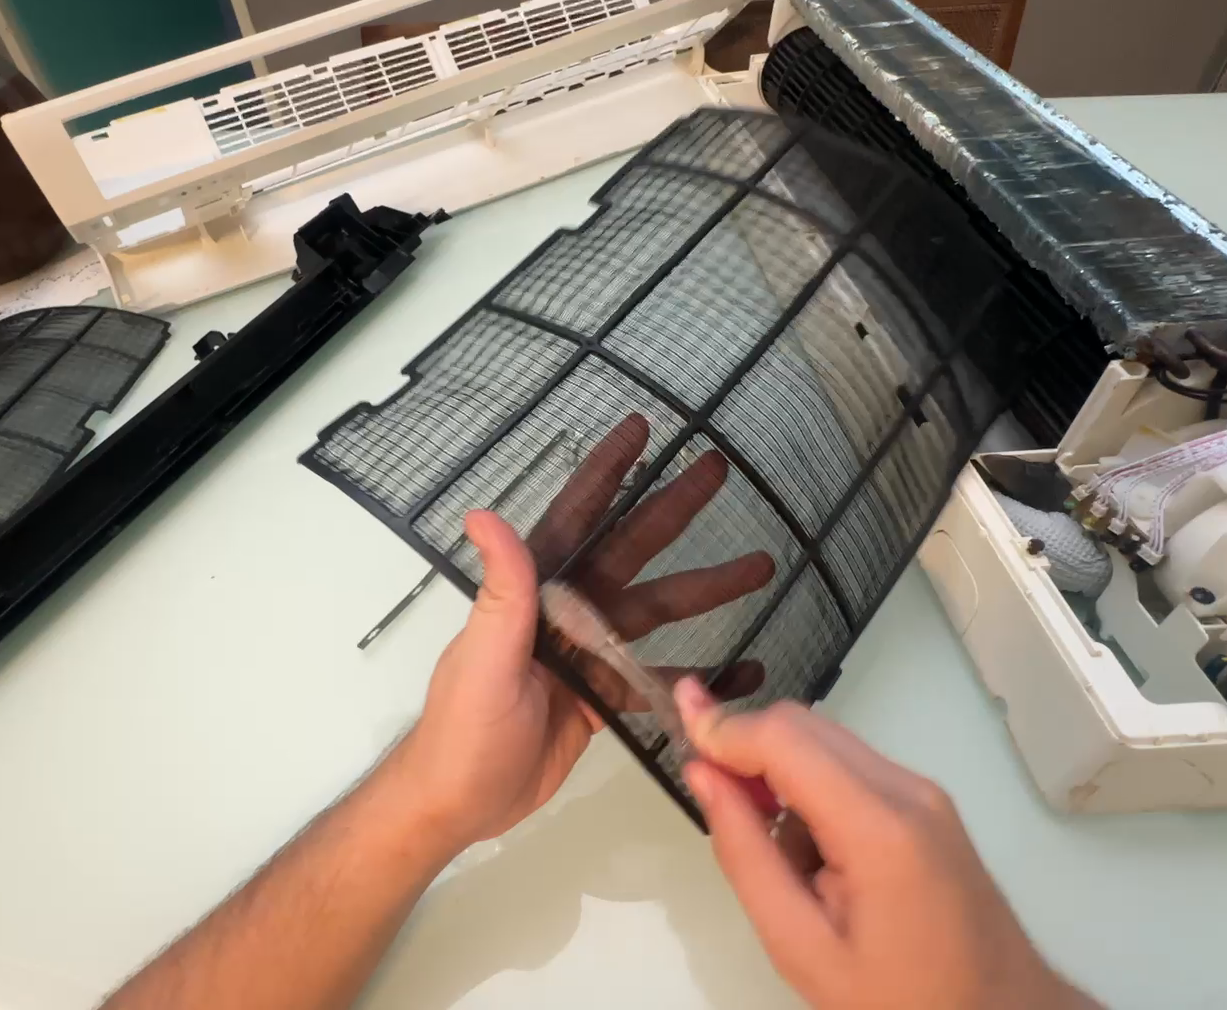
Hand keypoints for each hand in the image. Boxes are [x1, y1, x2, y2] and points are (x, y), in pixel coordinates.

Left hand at [395, 415, 774, 848]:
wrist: (464, 799)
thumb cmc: (465, 722)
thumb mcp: (483, 652)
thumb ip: (501, 589)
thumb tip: (483, 512)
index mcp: (536, 588)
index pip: (577, 516)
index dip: (607, 470)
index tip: (640, 427)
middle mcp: (568, 608)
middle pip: (631, 549)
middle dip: (673, 509)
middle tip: (718, 469)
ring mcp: (588, 651)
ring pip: (657, 609)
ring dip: (706, 587)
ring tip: (762, 564)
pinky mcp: (603, 695)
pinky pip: (660, 677)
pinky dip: (699, 674)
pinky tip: (743, 671)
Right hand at [674, 680, 1096, 1009]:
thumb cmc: (900, 1003)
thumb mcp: (800, 947)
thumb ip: (743, 852)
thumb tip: (701, 773)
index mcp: (879, 828)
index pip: (783, 738)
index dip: (722, 726)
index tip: (675, 717)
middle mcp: (906, 788)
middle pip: (800, 724)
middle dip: (744, 743)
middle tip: (711, 792)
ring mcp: (922, 789)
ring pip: (819, 738)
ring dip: (774, 766)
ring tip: (770, 842)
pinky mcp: (925, 798)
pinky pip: (844, 761)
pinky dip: (806, 781)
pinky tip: (809, 845)